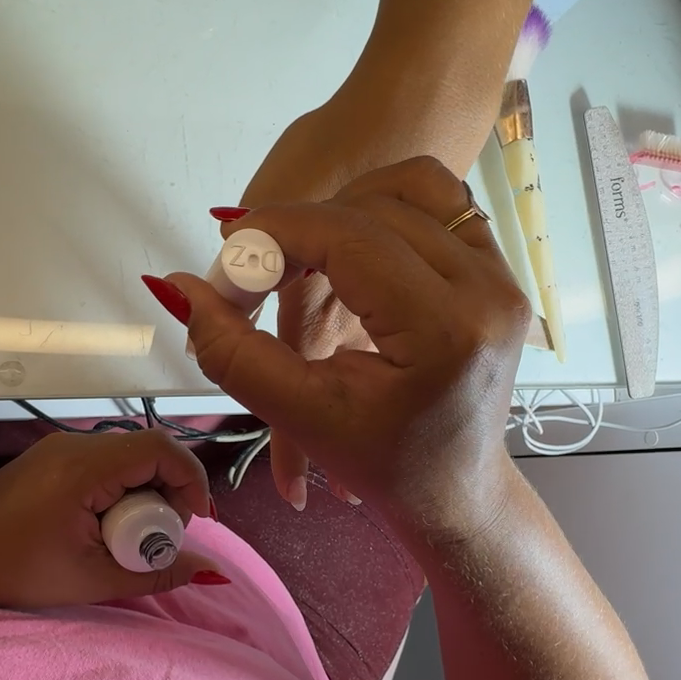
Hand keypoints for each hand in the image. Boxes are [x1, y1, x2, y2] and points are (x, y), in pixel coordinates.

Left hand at [0, 431, 219, 609]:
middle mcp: (74, 446)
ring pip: (130, 455)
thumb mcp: (92, 580)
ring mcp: (61, 447)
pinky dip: (124, 489)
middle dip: (169, 491)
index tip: (189, 522)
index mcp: (82, 470)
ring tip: (133, 534)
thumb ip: (156, 574)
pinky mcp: (54, 457)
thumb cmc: (14, 573)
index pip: (160, 449)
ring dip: (147, 491)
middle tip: (160, 536)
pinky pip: (108, 462)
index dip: (190, 479)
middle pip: (150, 450)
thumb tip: (209, 570)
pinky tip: (109, 524)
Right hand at [231, 94, 495, 506]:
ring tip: (304, 257)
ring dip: (344, 210)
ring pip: (409, 189)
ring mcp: (503, 277)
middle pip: (374, 206)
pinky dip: (386, 211)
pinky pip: (440, 204)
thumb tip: (177, 287)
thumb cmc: (386, 467)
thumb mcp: (301, 417)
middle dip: (301, 228)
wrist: (456, 491)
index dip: (275, 232)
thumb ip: (233, 352)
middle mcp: (487, 292)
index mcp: (445, 332)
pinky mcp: (502, 273)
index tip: (230, 256)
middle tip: (257, 271)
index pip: (348, 236)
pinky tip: (354, 251)